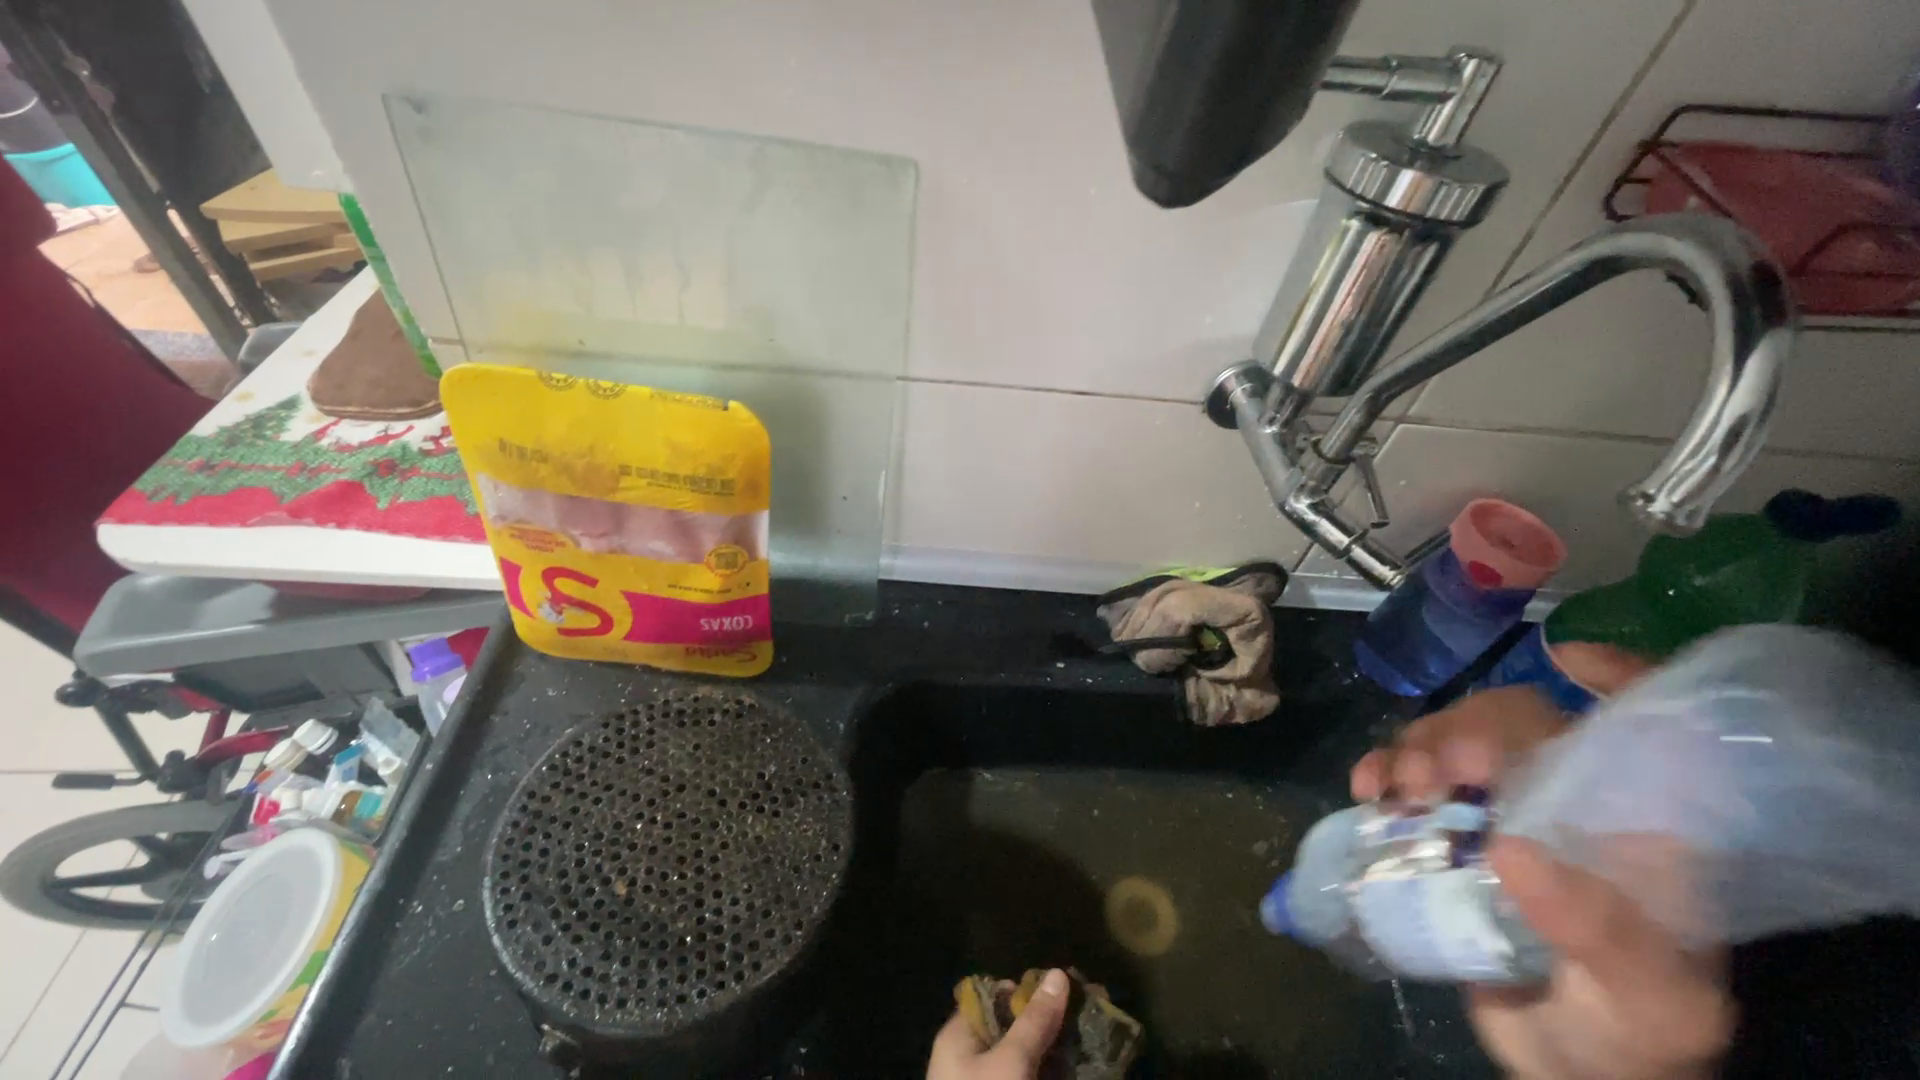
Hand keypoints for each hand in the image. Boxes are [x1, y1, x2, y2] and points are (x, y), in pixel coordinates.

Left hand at [928, 968, 1070, 1079]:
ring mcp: (983, 1077)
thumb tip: (1058, 972)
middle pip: (1011, 1025)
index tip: (1061, 990)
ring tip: (1085, 1038)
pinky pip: (1025, 1073)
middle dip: (1045, 1020)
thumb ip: (1034, 1020)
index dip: (1025, 989)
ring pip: (1022, 1054)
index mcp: (958, 1033)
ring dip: (1050, 1048)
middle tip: (1082, 1015)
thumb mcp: (1010, 1060)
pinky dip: (1046, 1069)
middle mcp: (968, 1054)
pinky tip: (1072, 1065)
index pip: (992, 995)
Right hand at [1350, 651, 1733, 1079]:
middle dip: (1472, 728)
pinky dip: (1379, 768)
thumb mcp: (1645, 1003)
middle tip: (1436, 775)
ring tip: (1395, 790)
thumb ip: (1600, 934)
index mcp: (1641, 825)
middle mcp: (1573, 801)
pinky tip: (1364, 789)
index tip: (1564, 658)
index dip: (1616, 679)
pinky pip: (1407, 775)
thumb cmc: (1628, 1036)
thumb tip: (1513, 850)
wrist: (1566, 1068)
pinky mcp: (1449, 828)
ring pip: (1456, 736)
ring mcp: (1504, 810)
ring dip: (1417, 746)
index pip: (1644, 728)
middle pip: (1524, 722)